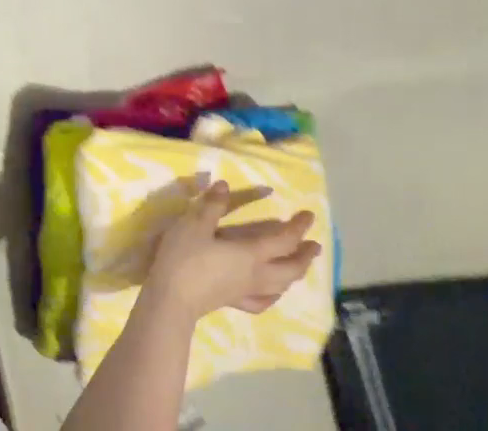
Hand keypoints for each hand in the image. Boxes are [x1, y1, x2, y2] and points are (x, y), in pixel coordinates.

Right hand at [144, 180, 321, 322]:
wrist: (173, 296)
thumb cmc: (184, 257)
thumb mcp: (193, 225)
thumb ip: (211, 206)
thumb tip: (225, 185)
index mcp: (251, 253)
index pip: (284, 239)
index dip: (298, 227)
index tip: (309, 215)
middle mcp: (258, 274)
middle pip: (292, 267)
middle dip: (305, 255)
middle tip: (314, 245)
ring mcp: (248, 291)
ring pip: (282, 285)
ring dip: (295, 274)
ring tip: (299, 266)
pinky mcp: (235, 302)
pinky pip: (263, 302)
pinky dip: (273, 296)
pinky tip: (273, 294)